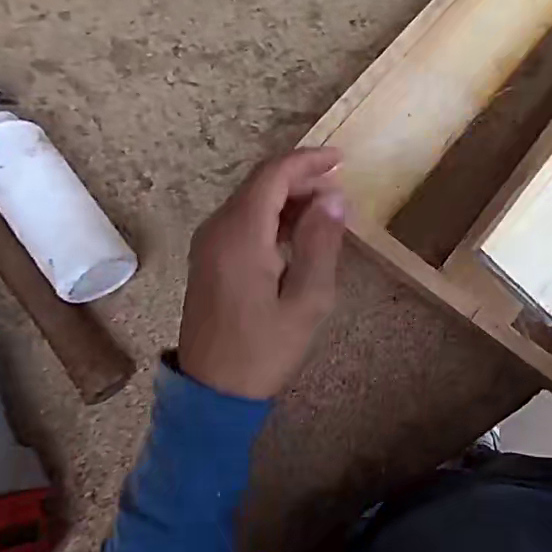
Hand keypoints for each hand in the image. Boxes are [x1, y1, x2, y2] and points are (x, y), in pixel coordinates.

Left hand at [177, 147, 346, 398]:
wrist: (213, 391)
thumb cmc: (265, 348)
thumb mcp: (307, 300)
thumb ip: (321, 243)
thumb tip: (334, 198)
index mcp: (240, 235)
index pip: (273, 176)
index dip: (308, 162)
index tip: (342, 159)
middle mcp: (218, 229)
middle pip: (260, 183)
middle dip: (301, 178)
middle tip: (341, 188)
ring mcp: (209, 243)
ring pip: (251, 200)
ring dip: (289, 197)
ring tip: (328, 209)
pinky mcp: (210, 258)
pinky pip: (244, 220)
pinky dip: (273, 215)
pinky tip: (299, 232)